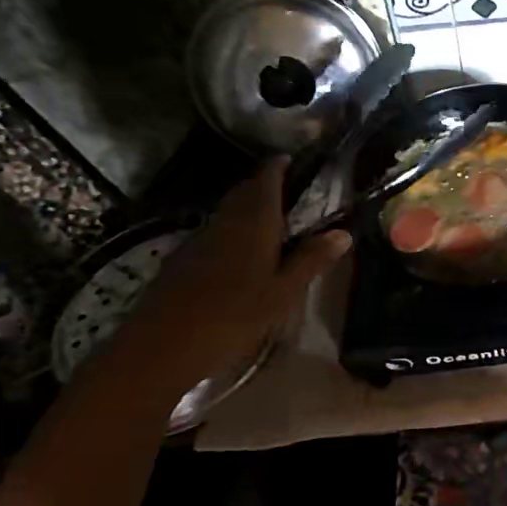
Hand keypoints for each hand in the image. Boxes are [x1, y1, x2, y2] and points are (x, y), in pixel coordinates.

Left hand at [125, 158, 351, 386]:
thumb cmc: (233, 316)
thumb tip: (343, 232)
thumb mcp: (283, 292)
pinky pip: (214, 233)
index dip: (278, 166)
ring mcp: (200, 238)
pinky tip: (238, 256)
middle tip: (285, 192)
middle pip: (244, 191)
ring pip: (228, 212)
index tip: (291, 160)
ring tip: (268, 224)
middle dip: (263, 186)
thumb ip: (311, 259)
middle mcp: (226, 220)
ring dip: (246, 209)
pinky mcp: (182, 258)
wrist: (162, 345)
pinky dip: (230, 232)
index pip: (266, 178)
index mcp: (255, 221)